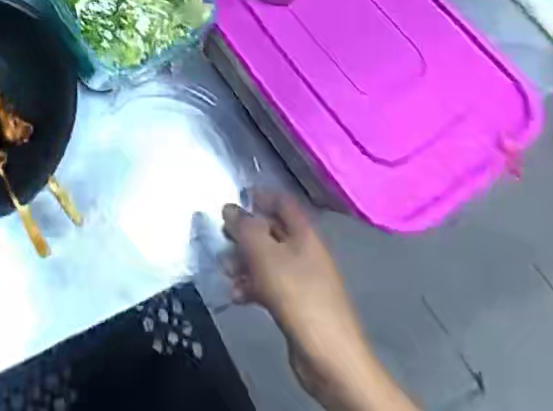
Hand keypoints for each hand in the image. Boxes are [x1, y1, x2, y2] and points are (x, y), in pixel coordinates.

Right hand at [222, 190, 416, 410]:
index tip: (235, 198)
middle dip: (244, 233)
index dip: (260, 195)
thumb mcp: (264, 253)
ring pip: (266, 259)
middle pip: (271, 230)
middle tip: (222, 237)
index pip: (282, 201)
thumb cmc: (297, 295)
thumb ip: (244, 227)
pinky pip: (269, 284)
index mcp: (304, 233)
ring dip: (243, 262)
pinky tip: (237, 295)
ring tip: (226, 271)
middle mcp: (305, 252)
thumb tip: (230, 208)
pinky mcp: (296, 304)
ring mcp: (302, 279)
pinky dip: (251, 286)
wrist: (330, 358)